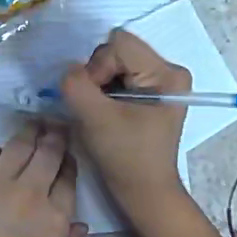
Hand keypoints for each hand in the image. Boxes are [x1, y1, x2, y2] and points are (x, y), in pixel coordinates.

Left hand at [0, 122, 85, 236]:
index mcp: (57, 219)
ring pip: (18, 145)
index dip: (69, 162)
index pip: (69, 178)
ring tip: (32, 126)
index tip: (67, 154)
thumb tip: (79, 223)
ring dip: (29, 133)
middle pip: (48, 152)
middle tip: (54, 124)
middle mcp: (31, 193)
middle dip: (54, 135)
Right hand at [59, 29, 191, 216]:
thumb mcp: (96, 119)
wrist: (143, 191)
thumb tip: (69, 69)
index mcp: (166, 73)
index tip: (94, 99)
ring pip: (113, 63)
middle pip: (116, 50)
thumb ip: (77, 86)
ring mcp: (159, 82)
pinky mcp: (148, 94)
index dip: (97, 67)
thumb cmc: (126, 157)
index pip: (118, 44)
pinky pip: (116, 77)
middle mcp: (168, 71)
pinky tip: (103, 114)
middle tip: (94, 107)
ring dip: (97, 85)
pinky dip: (102, 92)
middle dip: (97, 76)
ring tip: (98, 112)